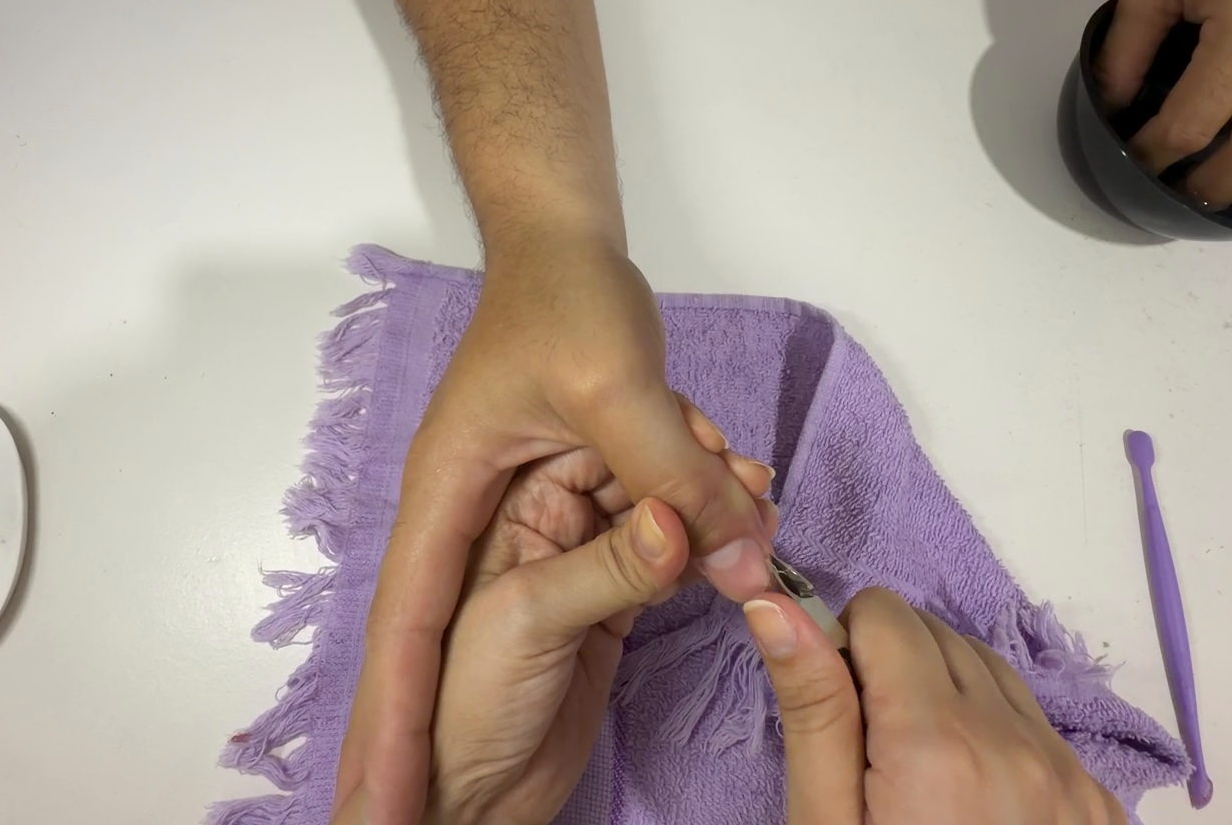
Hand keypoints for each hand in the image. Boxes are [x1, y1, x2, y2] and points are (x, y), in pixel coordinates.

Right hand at [335, 230, 776, 822]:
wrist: (568, 240)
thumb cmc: (561, 299)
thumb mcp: (614, 393)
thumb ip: (673, 485)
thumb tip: (744, 565)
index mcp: (450, 494)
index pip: (407, 627)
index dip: (387, 727)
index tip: (371, 821)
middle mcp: (485, 502)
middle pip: (538, 593)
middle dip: (623, 597)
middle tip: (698, 588)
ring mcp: (540, 488)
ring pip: (614, 546)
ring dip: (682, 529)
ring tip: (745, 496)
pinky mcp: (586, 472)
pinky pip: (642, 509)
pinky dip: (689, 497)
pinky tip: (739, 475)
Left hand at [426, 469, 752, 823]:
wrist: (478, 795)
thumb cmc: (471, 698)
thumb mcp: (532, 616)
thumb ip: (608, 567)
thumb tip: (681, 516)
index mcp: (517, 502)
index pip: (594, 450)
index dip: (651, 443)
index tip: (711, 451)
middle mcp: (555, 517)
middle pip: (635, 478)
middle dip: (691, 478)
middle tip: (750, 484)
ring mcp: (592, 559)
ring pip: (660, 520)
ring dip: (709, 518)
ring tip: (760, 516)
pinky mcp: (620, 601)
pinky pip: (671, 566)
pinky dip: (707, 559)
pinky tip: (740, 554)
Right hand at [744, 587, 1124, 824]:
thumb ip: (812, 705)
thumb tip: (777, 601)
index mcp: (941, 742)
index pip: (884, 611)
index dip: (845, 648)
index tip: (839, 714)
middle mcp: (1021, 743)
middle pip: (934, 631)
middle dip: (890, 663)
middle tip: (871, 753)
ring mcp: (1075, 779)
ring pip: (986, 666)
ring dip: (942, 688)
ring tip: (920, 774)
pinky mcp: (1104, 811)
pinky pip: (1032, 719)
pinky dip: (991, 726)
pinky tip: (973, 800)